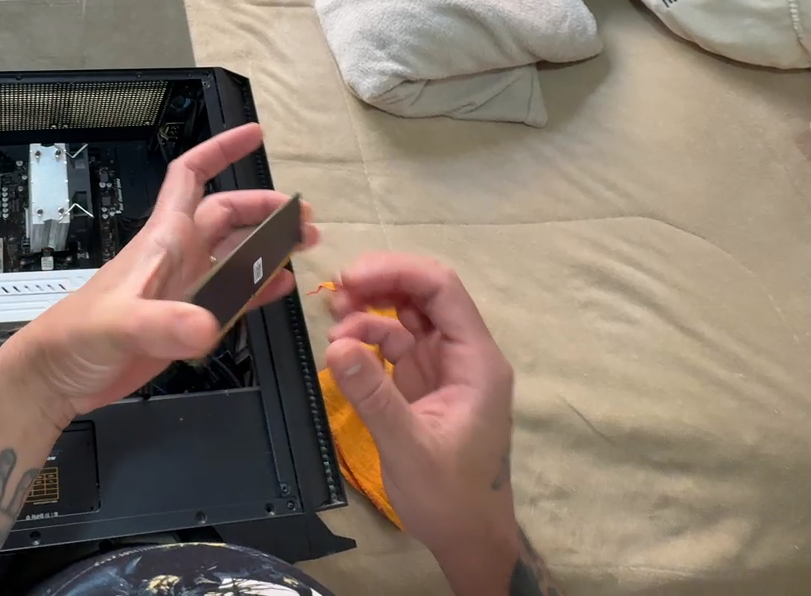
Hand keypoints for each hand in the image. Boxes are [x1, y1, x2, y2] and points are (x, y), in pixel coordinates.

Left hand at [0, 123, 319, 428]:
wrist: (59, 374)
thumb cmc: (77, 335)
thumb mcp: (119, 324)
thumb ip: (162, 323)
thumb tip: (207, 325)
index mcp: (162, 238)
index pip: (191, 176)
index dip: (220, 149)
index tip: (255, 134)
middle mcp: (176, 254)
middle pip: (225, 213)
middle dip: (263, 207)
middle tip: (303, 216)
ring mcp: (183, 285)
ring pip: (233, 251)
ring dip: (267, 244)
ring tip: (303, 243)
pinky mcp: (186, 317)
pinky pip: (232, 294)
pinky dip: (259, 286)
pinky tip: (280, 285)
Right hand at [326, 254, 520, 595]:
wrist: (465, 539)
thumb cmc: (449, 497)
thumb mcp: (409, 448)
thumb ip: (374, 395)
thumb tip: (336, 345)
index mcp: (476, 360)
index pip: (442, 289)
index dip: (397, 271)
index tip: (351, 278)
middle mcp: (462, 351)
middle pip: (422, 290)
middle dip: (378, 282)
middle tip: (336, 292)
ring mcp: (440, 361)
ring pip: (405, 308)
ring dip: (368, 304)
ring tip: (333, 316)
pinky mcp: (419, 374)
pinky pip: (391, 335)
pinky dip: (364, 332)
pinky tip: (342, 346)